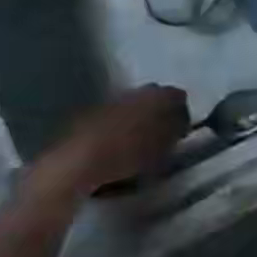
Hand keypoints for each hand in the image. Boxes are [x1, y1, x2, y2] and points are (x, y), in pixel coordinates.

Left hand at [37, 84, 189, 195]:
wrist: (74, 164)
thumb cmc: (127, 154)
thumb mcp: (163, 148)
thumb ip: (176, 132)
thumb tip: (181, 125)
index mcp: (158, 95)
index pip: (179, 96)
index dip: (182, 113)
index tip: (182, 131)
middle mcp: (136, 92)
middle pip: (154, 98)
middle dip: (159, 113)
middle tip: (161, 135)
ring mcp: (109, 103)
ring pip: (131, 107)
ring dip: (136, 121)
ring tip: (137, 144)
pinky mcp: (87, 117)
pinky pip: (112, 120)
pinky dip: (117, 130)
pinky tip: (116, 148)